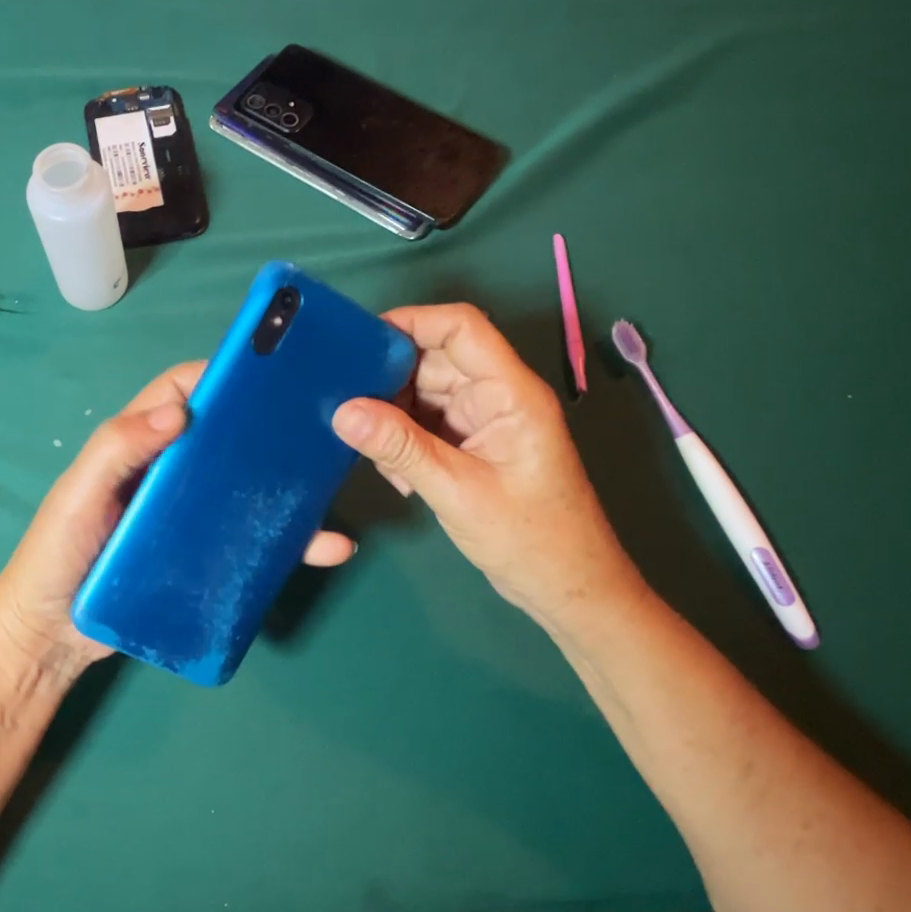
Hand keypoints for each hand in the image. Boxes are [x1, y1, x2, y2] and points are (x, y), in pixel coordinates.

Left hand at [0, 361, 356, 678]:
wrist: (52, 637)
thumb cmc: (57, 554)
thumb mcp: (78, 496)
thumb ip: (117, 449)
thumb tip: (181, 410)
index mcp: (135, 448)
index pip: (178, 394)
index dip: (214, 377)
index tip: (262, 373)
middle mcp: (166, 475)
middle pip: (221, 439)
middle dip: (263, 427)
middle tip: (315, 424)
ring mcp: (186, 519)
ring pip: (244, 490)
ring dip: (285, 485)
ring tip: (329, 483)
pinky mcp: (201, 559)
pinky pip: (251, 542)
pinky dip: (289, 543)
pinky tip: (327, 546)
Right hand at [331, 304, 647, 623]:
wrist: (567, 589)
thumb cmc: (529, 538)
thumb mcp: (457, 491)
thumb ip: (400, 448)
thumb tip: (343, 413)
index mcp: (509, 392)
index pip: (461, 328)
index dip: (411, 322)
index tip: (358, 343)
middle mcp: (496, 396)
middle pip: (434, 359)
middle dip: (388, 378)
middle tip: (343, 403)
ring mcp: (483, 421)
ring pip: (423, 393)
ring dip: (391, 416)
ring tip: (368, 448)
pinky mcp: (472, 445)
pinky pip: (425, 424)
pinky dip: (402, 441)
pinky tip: (392, 472)